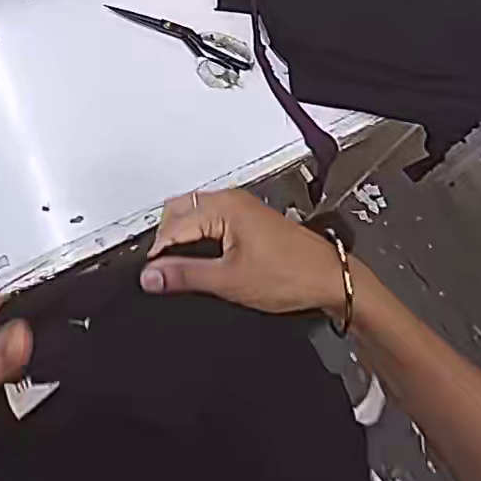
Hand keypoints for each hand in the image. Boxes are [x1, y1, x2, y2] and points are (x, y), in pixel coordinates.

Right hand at [139, 190, 349, 317]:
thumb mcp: (229, 280)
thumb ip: (184, 275)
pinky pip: (209, 219)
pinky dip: (198, 237)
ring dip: (182, 237)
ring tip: (179, 267)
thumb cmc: (292, 274)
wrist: (330, 280)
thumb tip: (151, 275)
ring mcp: (240, 207)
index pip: (172, 224)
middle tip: (162, 271)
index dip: (158, 252)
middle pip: (178, 211)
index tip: (151, 275)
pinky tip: (201, 259)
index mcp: (224, 206)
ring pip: (193, 214)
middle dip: (166, 239)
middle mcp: (231, 199)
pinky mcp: (247, 218)